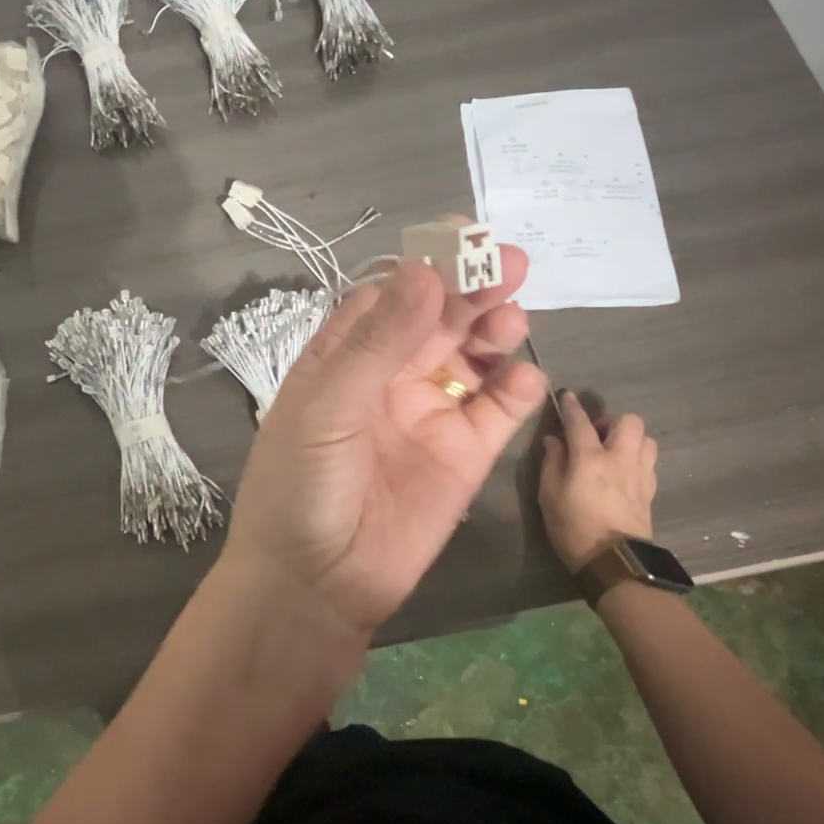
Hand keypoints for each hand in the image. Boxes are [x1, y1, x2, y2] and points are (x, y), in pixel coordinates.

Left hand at [220, 251, 546, 634]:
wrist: (314, 582)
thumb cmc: (300, 488)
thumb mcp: (325, 408)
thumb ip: (376, 344)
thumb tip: (423, 273)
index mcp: (339, 360)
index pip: (386, 297)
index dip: (423, 268)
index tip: (463, 241)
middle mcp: (385, 379)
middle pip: (436, 318)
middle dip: (471, 289)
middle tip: (512, 265)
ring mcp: (427, 415)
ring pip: (472, 356)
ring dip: (496, 330)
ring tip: (511, 319)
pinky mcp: (463, 456)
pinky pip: (498, 409)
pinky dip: (517, 387)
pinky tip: (524, 377)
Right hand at [538, 390, 658, 571]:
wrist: (614, 559)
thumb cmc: (572, 526)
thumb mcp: (549, 494)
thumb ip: (552, 462)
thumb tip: (555, 440)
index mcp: (590, 458)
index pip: (580, 422)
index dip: (571, 406)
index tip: (565, 395)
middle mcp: (620, 458)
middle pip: (629, 421)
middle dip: (610, 421)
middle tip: (593, 434)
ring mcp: (640, 473)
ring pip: (646, 438)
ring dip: (629, 438)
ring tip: (611, 450)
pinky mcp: (650, 489)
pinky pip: (649, 460)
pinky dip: (636, 456)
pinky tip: (621, 470)